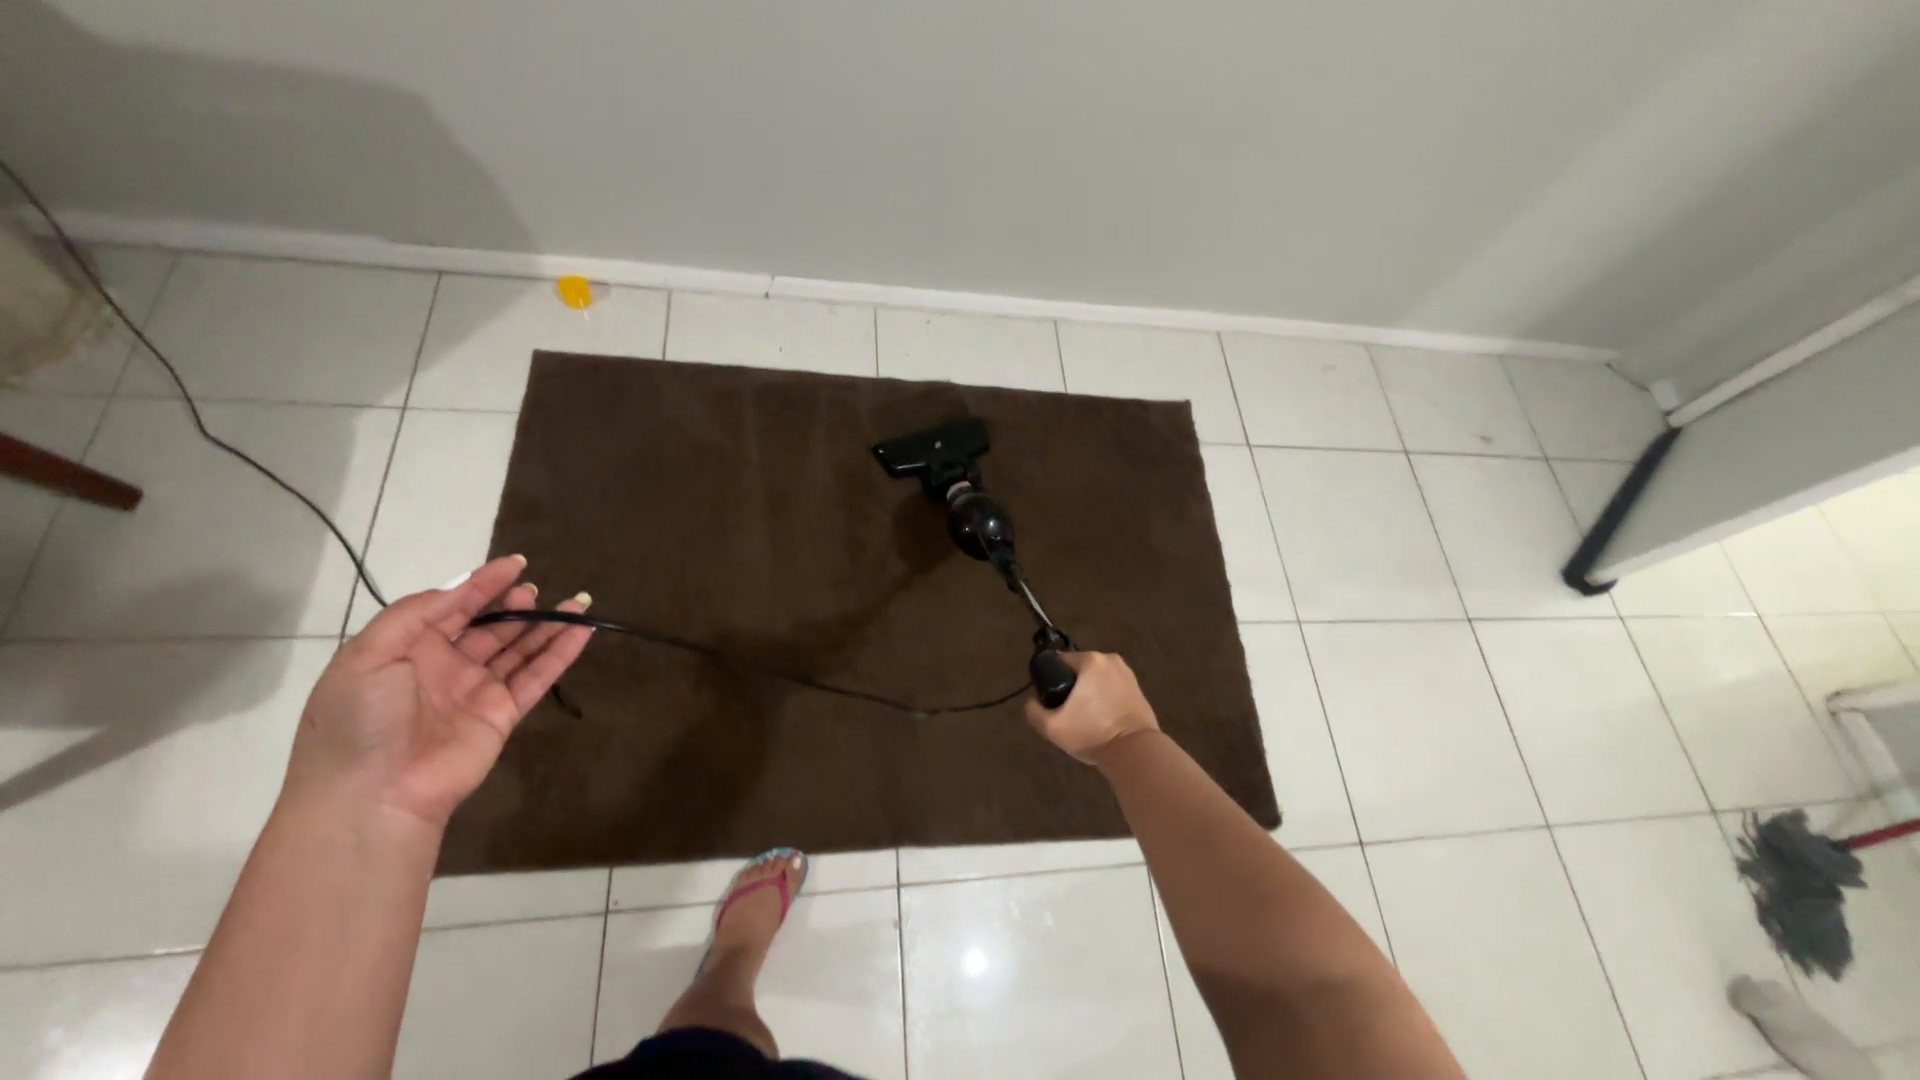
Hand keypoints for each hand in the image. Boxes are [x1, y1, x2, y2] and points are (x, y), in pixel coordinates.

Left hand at [283, 556, 595, 829]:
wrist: (372, 794)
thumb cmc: (360, 718)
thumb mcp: (369, 654)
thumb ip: (416, 613)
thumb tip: (461, 586)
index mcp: (406, 648)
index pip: (452, 606)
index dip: (483, 584)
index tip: (516, 564)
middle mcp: (444, 666)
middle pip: (489, 626)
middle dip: (513, 605)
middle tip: (534, 591)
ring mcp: (476, 691)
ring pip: (519, 649)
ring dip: (546, 625)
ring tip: (575, 603)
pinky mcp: (503, 715)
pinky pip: (537, 677)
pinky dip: (561, 653)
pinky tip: (582, 631)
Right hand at [1024, 651, 1159, 763]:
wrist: (1134, 751)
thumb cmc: (1092, 733)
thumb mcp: (1052, 727)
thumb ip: (1034, 711)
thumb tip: (1032, 702)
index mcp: (1090, 660)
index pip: (1061, 660)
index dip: (1052, 678)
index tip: (1052, 698)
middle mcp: (1111, 660)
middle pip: (1081, 669)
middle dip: (1073, 685)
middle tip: (1068, 710)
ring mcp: (1128, 673)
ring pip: (1098, 679)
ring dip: (1091, 691)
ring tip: (1086, 716)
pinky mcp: (1139, 688)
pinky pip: (1114, 688)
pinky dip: (1106, 698)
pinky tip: (1103, 718)